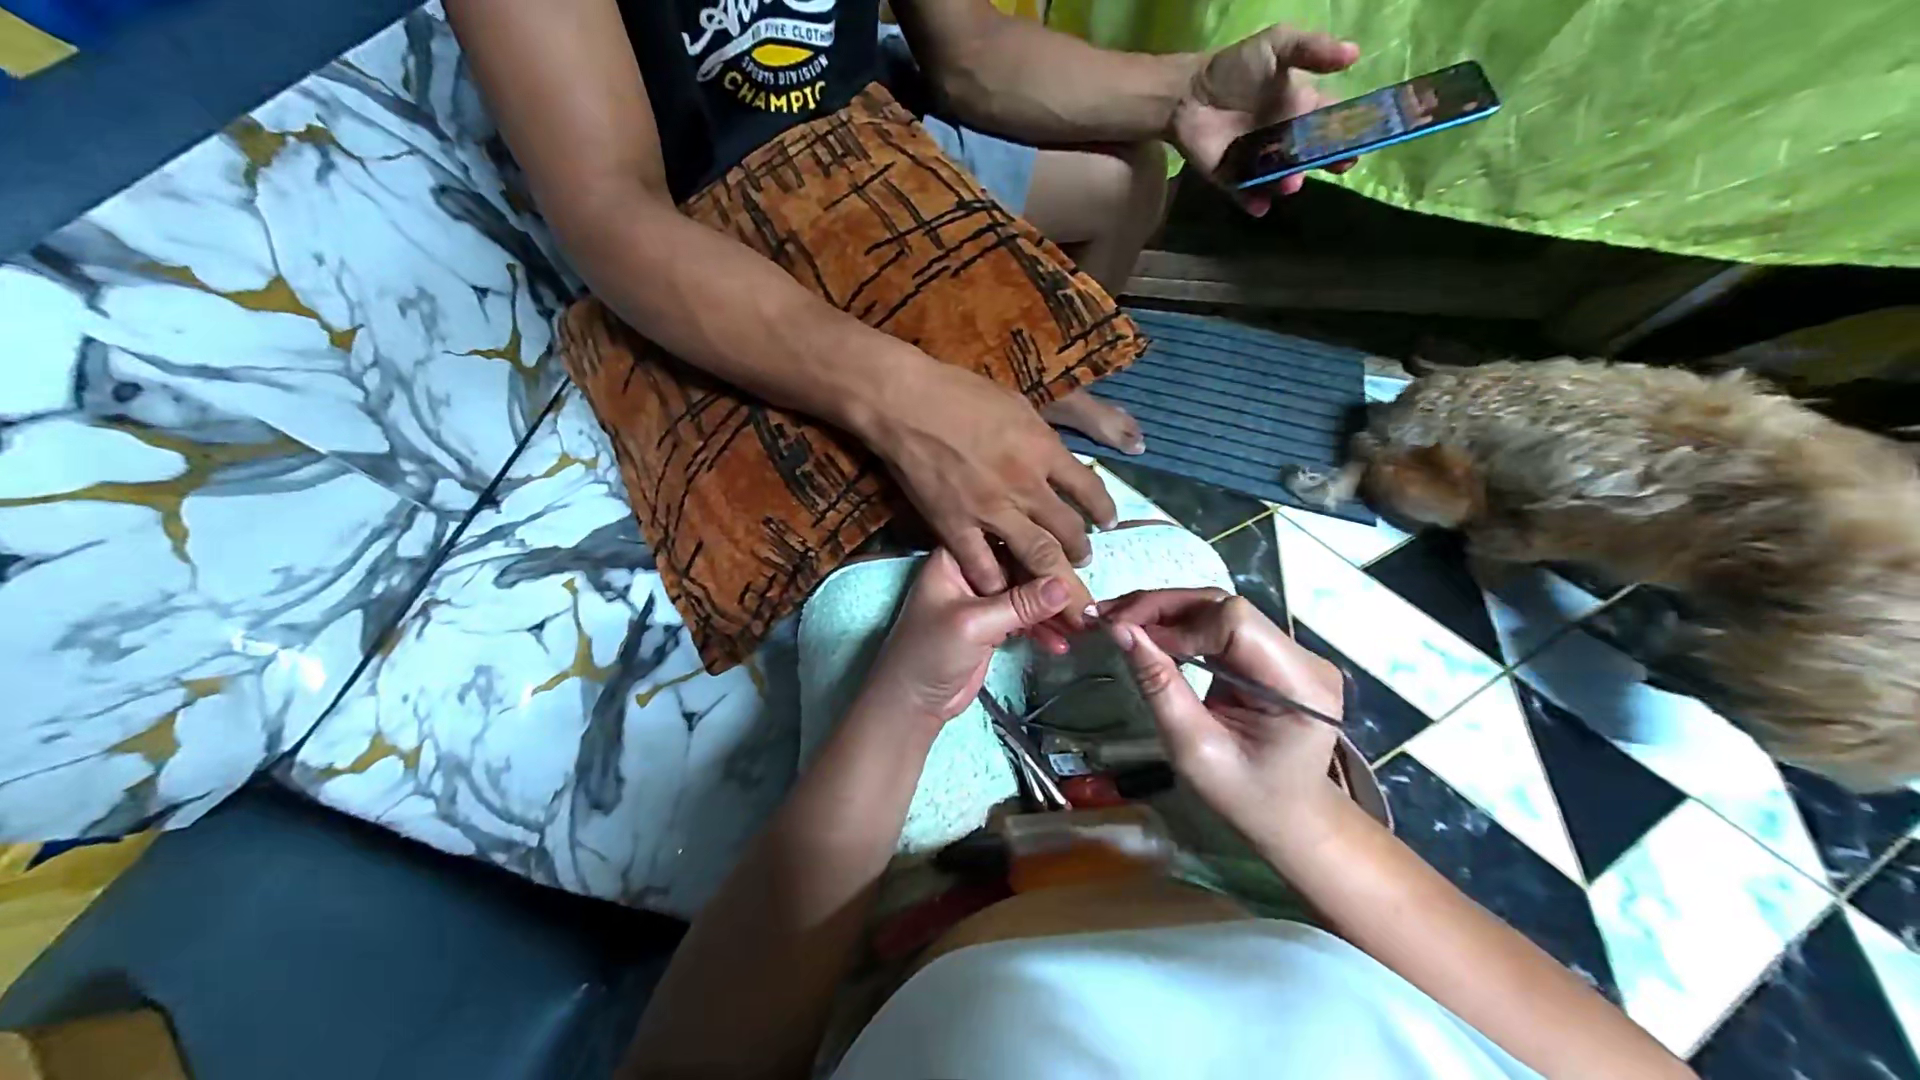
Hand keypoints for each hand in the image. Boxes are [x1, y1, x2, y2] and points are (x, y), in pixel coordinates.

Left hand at [860, 548, 1073, 725]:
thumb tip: (1066, 585)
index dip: (1040, 550)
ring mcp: (982, 599)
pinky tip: (1061, 643)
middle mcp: (971, 571)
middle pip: (1021, 567)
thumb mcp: (974, 624)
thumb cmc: (929, 653)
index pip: (1006, 540)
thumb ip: (1020, 604)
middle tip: (1085, 604)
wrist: (911, 704)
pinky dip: (1043, 629)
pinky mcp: (992, 625)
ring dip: (1053, 611)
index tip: (1075, 564)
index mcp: (956, 557)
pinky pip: (1025, 618)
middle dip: (1052, 586)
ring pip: (1027, 594)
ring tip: (1080, 628)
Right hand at [869, 360, 1117, 629]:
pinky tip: (1005, 588)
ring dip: (1053, 572)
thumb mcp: (1016, 402)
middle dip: (1082, 552)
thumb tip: (1056, 457)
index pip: (1089, 488)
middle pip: (1068, 531)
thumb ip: (1040, 436)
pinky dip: (998, 581)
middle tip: (1085, 560)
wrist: (905, 402)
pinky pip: (983, 566)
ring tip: (1058, 579)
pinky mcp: (955, 526)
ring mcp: (991, 510)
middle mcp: (1025, 485)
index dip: (1103, 509)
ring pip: (1036, 555)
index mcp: (1043, 448)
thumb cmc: (959, 392)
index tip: (1107, 521)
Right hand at [1099, 589, 1346, 839]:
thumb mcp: (1192, 747)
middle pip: (1224, 607)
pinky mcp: (1269, 654)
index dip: (1179, 624)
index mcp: (1300, 684)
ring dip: (1164, 612)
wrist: (1287, 818)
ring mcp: (1289, 652)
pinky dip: (1177, 625)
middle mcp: (1303, 657)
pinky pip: (1218, 625)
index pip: (1236, 622)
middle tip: (1108, 616)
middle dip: (1162, 608)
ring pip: (1217, 609)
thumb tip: (1120, 630)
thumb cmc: (1243, 795)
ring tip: (1117, 619)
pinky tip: (1145, 629)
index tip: (1132, 638)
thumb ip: (1159, 685)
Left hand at [1168, 26, 1361, 214]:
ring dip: (1287, 183)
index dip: (1346, 131)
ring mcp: (1258, 162)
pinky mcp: (1232, 178)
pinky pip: (1246, 194)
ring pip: (1279, 177)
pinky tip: (1261, 206)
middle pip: (1309, 155)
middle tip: (1338, 166)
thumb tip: (1355, 53)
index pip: (1329, 122)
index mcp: (1300, 108)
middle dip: (1325, 162)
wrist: (1187, 94)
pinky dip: (1253, 201)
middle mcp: (1283, 139)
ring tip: (1290, 183)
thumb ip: (1312, 49)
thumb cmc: (1234, 67)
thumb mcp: (1277, 45)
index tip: (1360, 140)